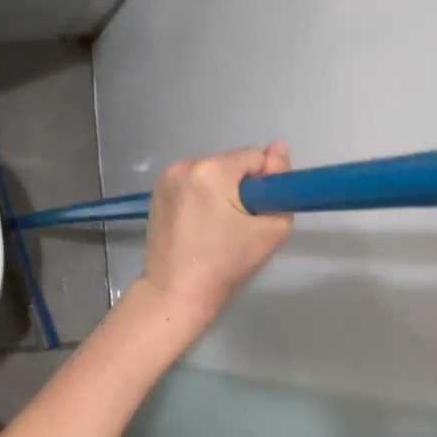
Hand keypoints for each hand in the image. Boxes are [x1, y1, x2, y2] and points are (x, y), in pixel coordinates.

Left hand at [138, 142, 293, 322]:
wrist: (176, 290)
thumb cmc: (225, 263)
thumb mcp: (271, 228)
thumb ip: (281, 185)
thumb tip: (279, 147)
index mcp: (212, 170)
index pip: (256, 156)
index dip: (265, 182)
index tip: (257, 210)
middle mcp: (185, 165)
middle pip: (230, 162)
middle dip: (240, 185)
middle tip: (237, 221)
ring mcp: (166, 178)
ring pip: (210, 171)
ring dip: (220, 189)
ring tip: (217, 224)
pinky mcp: (156, 192)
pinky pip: (191, 182)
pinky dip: (200, 195)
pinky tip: (199, 222)